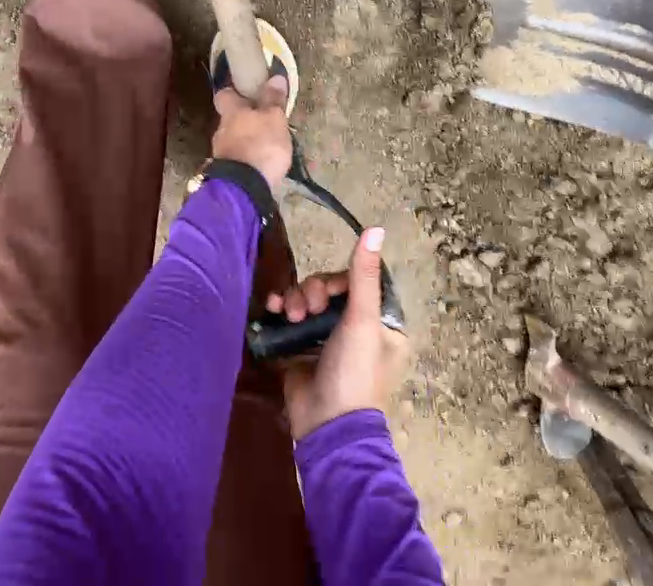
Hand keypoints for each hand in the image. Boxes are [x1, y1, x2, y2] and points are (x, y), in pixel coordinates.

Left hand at [211, 75, 291, 188]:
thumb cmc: (261, 145)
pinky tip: (261, 164)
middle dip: (244, 119)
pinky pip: (238, 158)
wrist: (245, 188)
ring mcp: (221, 153)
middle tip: (264, 121)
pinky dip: (248, 159)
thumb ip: (273, 100)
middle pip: (230, 119)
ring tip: (267, 145)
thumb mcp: (273, 119)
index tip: (246, 91)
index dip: (233, 91)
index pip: (224, 94)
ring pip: (233, 139)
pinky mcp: (227, 173)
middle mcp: (221, 130)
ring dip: (247, 140)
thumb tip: (274, 77)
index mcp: (231, 112)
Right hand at [270, 228, 411, 438]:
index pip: (357, 283)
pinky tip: (272, 309)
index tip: (327, 293)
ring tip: (290, 315)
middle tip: (306, 309)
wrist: (327, 424)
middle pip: (328, 289)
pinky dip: (280, 310)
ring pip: (307, 300)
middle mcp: (355, 329)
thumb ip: (363, 275)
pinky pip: (289, 318)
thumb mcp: (361, 321)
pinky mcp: (301, 349)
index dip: (337, 281)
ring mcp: (326, 340)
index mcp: (381, 324)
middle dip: (312, 291)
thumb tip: (375, 228)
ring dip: (295, 299)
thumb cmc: (354, 372)